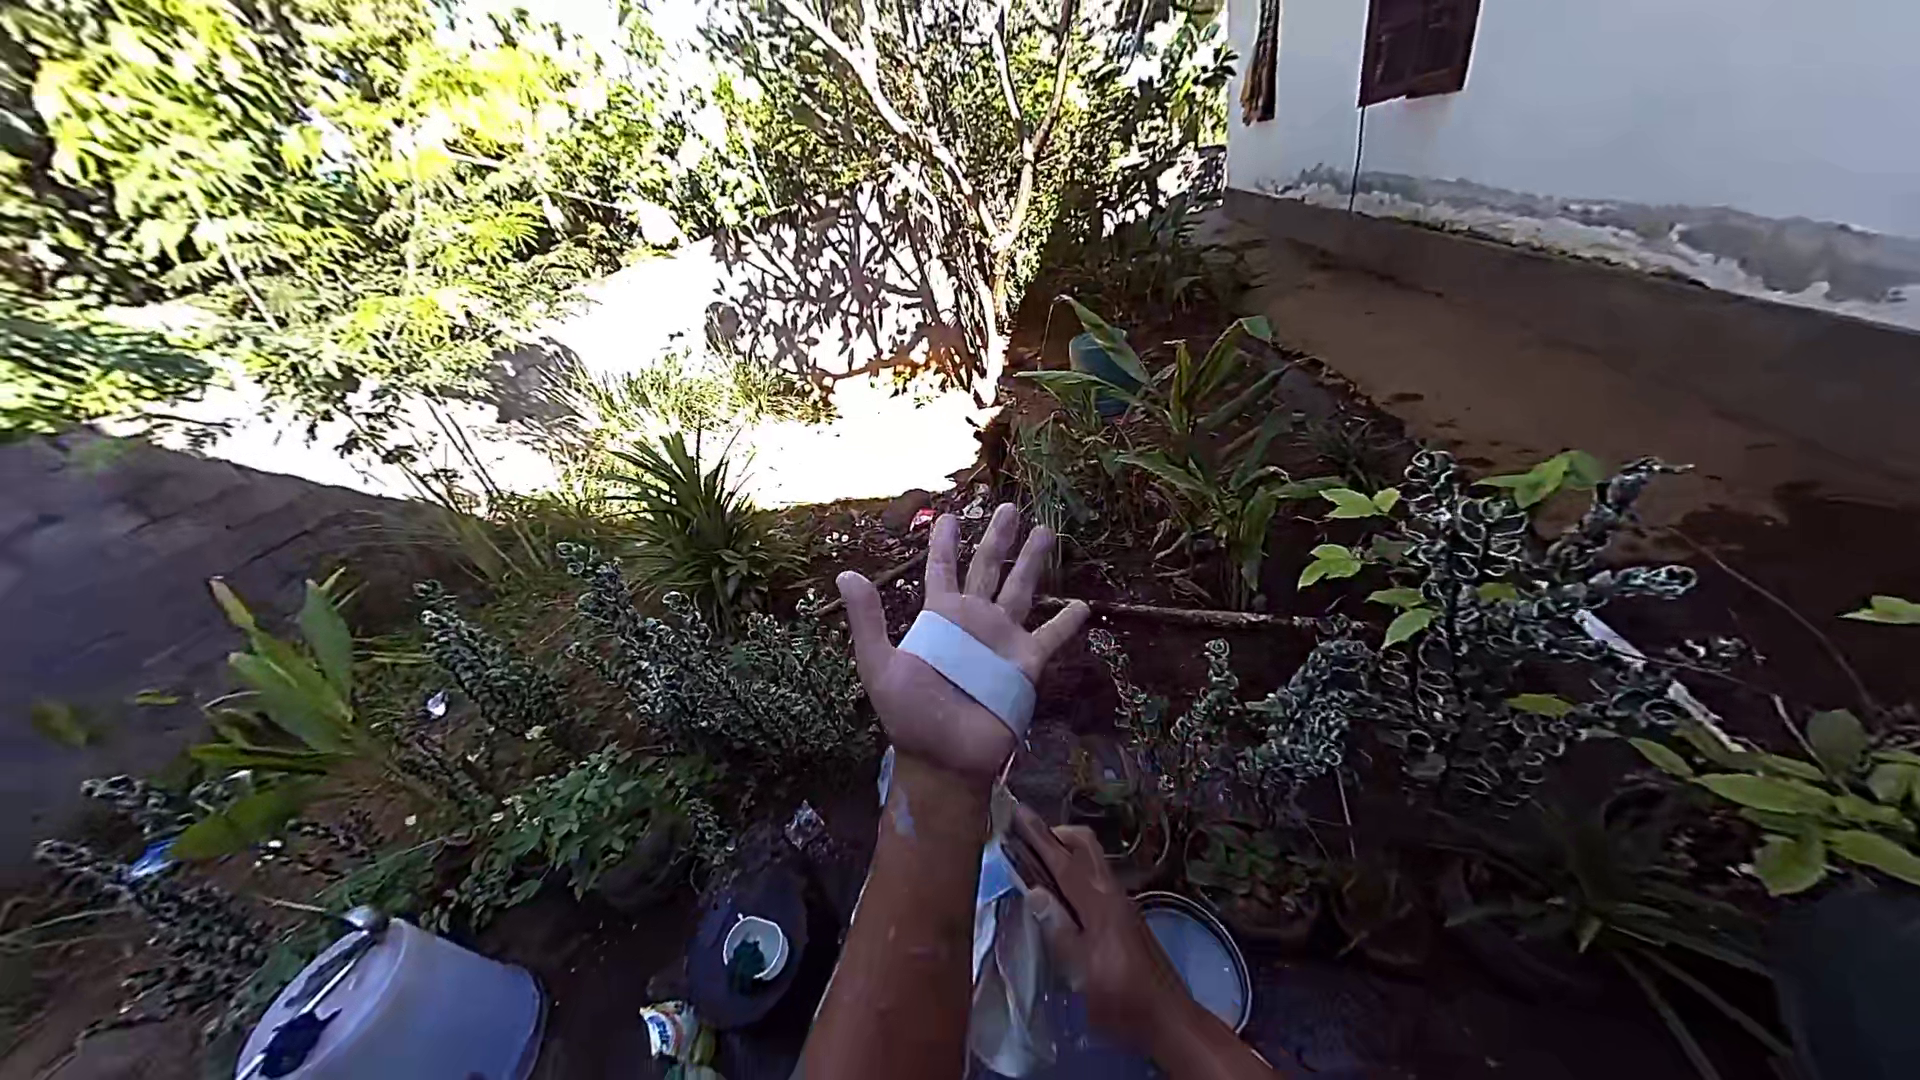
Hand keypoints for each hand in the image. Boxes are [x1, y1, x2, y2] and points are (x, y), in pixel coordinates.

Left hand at [837, 503, 1089, 782]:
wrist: (944, 757)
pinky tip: (1082, 605)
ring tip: (1046, 531)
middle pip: (989, 567)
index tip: (949, 515)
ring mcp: (1002, 640)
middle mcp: (974, 620)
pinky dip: (1066, 622)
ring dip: (1033, 561)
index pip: (943, 569)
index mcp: (941, 616)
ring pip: (1022, 589)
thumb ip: (868, 620)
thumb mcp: (880, 664)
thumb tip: (845, 573)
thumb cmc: (909, 713)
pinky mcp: (1026, 663)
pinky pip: (1050, 636)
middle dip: (999, 537)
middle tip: (1010, 507)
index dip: (944, 543)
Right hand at [1012, 805, 1191, 1054]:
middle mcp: (1111, 892)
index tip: (1019, 812)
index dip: (1039, 836)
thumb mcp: (1083, 974)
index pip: (1063, 861)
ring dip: (1066, 850)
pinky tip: (1062, 893)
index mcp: (1098, 903)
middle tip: (1028, 838)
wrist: (1170, 1020)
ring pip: (1092, 858)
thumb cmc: (1122, 1000)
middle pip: (1085, 844)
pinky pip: (1095, 876)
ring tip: (1038, 862)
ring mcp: (1121, 901)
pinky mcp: (1125, 914)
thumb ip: (1058, 930)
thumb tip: (1034, 891)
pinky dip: (1075, 870)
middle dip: (1056, 833)